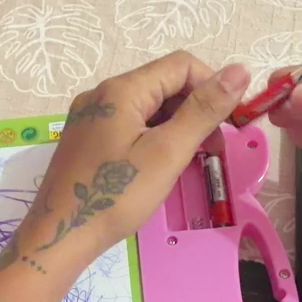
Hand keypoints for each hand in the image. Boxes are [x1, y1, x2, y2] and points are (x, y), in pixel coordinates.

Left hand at [0, 52, 249, 279]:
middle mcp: (101, 94)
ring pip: (146, 107)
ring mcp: (89, 117)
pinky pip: (128, 125)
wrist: (61, 236)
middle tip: (213, 150)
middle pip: (163, 84)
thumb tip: (240, 69)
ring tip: (190, 160)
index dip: (213, 87)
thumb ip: (203, 110)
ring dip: (176, 126)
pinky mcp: (85, 139)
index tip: (228, 125)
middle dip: (195, 109)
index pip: (181, 65)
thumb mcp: (167, 152)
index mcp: (121, 90)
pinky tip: (160, 165)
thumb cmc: (116, 195)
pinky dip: (152, 137)